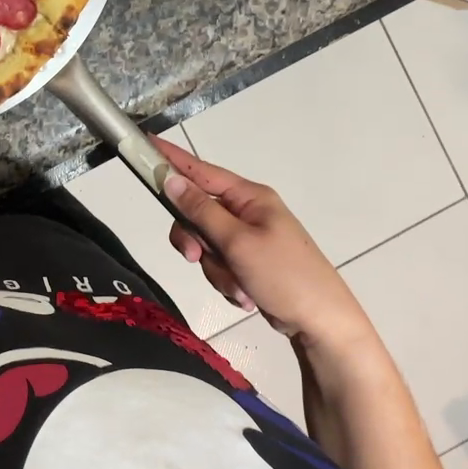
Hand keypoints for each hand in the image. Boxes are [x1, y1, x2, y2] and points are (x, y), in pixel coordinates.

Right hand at [156, 137, 378, 355]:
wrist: (323, 325)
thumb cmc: (285, 276)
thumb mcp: (238, 243)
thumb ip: (201, 211)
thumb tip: (171, 180)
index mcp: (250, 197)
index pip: (201, 171)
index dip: (171, 159)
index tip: (144, 144)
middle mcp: (247, 213)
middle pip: (197, 213)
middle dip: (195, 240)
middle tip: (194, 256)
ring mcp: (249, 239)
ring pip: (205, 244)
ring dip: (215, 269)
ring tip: (239, 286)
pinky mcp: (249, 264)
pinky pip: (219, 265)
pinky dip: (226, 282)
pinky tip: (246, 295)